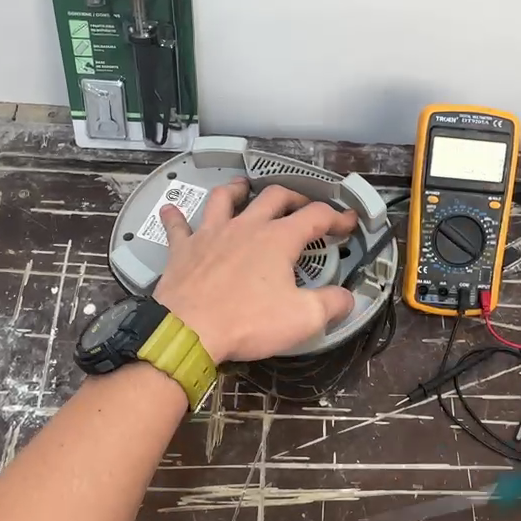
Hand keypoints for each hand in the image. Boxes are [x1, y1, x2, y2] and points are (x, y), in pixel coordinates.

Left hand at [151, 181, 359, 362]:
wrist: (188, 331)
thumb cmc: (247, 322)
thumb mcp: (303, 318)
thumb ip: (332, 304)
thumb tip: (348, 298)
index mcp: (278, 239)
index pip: (316, 216)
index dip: (337, 217)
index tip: (348, 223)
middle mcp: (246, 227)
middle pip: (273, 196)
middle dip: (293, 197)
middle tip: (302, 206)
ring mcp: (211, 234)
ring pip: (224, 199)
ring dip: (236, 191)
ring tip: (242, 189)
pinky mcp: (184, 250)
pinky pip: (178, 226)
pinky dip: (177, 217)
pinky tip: (172, 211)